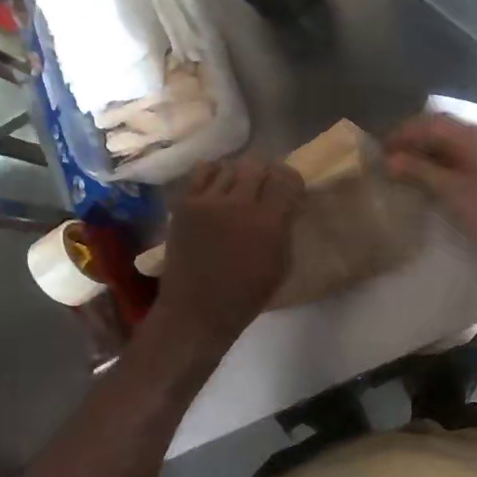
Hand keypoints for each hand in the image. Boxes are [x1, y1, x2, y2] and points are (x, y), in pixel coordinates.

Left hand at [154, 156, 304, 340]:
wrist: (196, 310)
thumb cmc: (245, 296)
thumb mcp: (281, 267)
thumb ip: (285, 230)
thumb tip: (288, 204)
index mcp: (268, 223)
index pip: (285, 178)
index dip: (291, 181)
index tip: (290, 192)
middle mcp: (238, 204)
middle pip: (257, 165)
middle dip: (266, 175)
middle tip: (265, 190)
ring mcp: (207, 201)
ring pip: (230, 167)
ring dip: (240, 176)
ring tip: (240, 191)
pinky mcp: (184, 204)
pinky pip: (202, 172)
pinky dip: (214, 174)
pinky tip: (218, 188)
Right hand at [385, 115, 476, 261]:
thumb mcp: (450, 190)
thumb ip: (419, 171)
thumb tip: (389, 159)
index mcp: (474, 137)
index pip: (433, 123)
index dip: (404, 132)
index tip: (380, 146)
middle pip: (440, 128)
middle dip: (412, 138)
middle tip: (387, 154)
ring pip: (446, 143)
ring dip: (422, 150)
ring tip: (398, 164)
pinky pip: (454, 156)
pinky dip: (434, 161)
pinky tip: (420, 175)